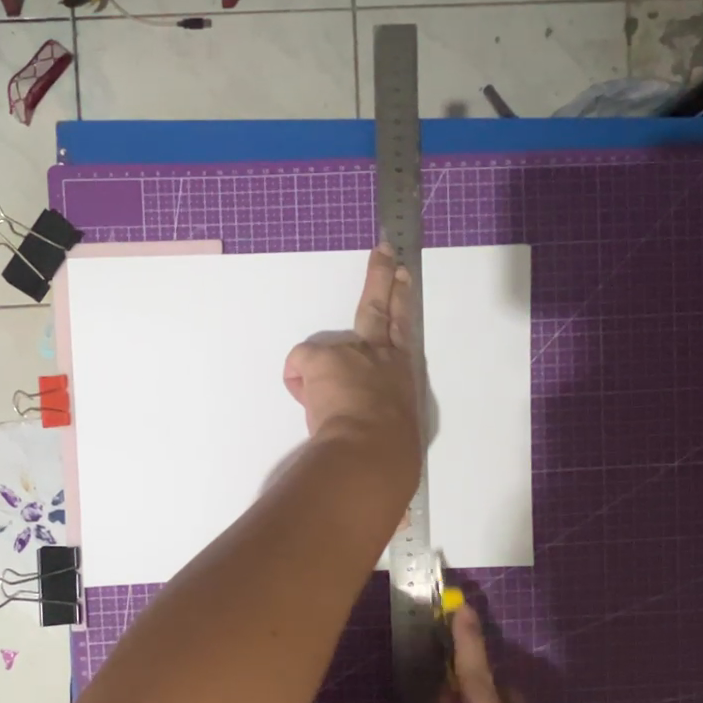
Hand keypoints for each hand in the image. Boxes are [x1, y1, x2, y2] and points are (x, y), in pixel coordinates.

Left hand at [282, 244, 420, 475]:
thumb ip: (376, 415)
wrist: (373, 451)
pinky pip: (298, 368)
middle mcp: (383, 357)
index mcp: (402, 374)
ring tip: (325, 399)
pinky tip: (308, 404)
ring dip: (316, 368)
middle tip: (385, 250)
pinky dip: (298, 385)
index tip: (404, 274)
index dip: (404, 300)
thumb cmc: (388, 451)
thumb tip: (353, 417)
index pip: (404, 331)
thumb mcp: (392, 430)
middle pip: (383, 310)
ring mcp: (353, 354)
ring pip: (323, 352)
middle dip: (383, 277)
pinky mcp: (323, 358)